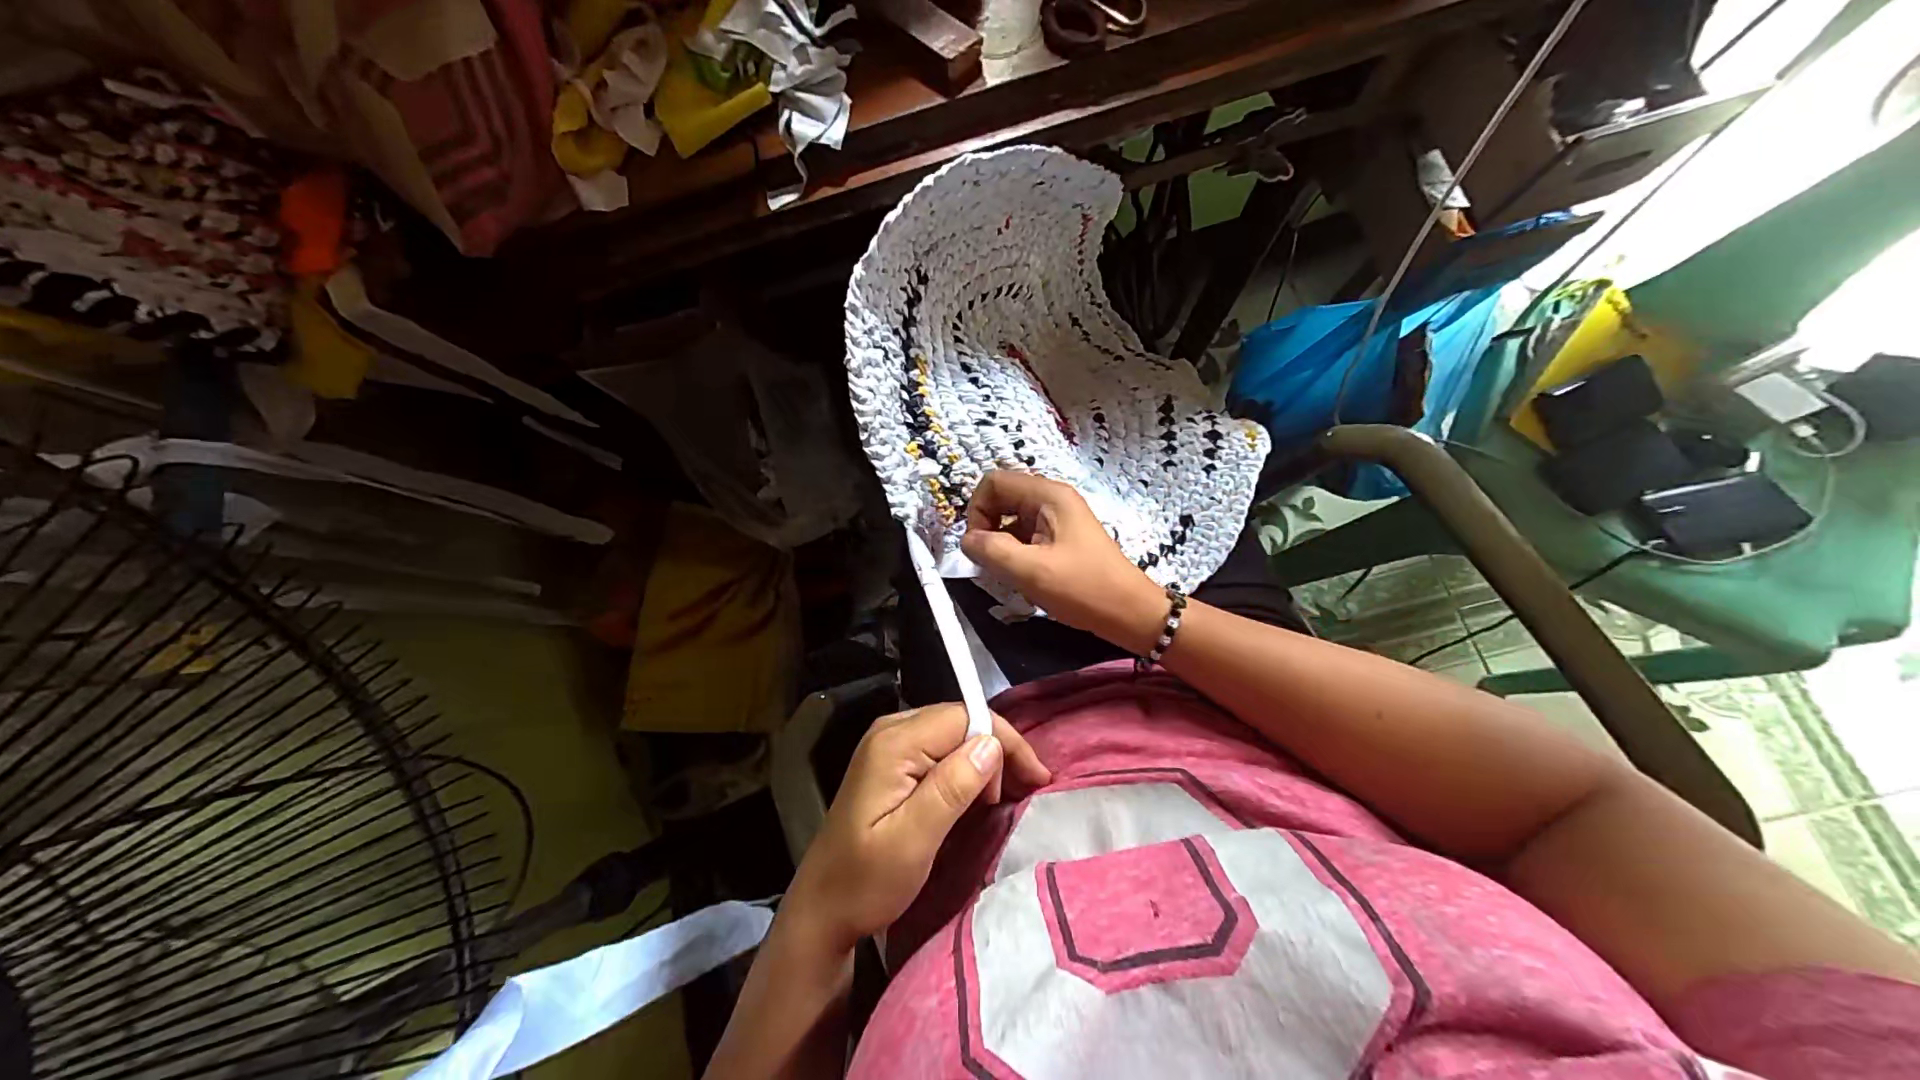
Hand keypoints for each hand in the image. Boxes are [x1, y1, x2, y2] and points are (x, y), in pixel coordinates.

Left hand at [784, 704, 1049, 950]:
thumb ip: (951, 788)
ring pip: (954, 734)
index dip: (1004, 741)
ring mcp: (888, 745)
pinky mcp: (891, 762)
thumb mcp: (912, 841)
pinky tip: (978, 794)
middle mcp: (890, 731)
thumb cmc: (865, 883)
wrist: (822, 909)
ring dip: (984, 761)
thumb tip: (991, 745)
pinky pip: (940, 749)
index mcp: (893, 744)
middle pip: (961, 720)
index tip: (1035, 779)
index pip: (965, 717)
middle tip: (1023, 793)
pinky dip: (965, 768)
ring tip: (1002, 800)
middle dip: (998, 751)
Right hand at [960, 470, 1167, 653]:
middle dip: (988, 528)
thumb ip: (990, 550)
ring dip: (1002, 544)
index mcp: (1048, 495)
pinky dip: (1016, 552)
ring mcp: (1059, 518)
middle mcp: (1053, 498)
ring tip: (1011, 573)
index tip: (979, 545)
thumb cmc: (1083, 588)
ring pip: (1012, 519)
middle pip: (1002, 498)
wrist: (1129, 612)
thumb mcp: (1030, 571)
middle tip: (992, 562)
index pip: (993, 482)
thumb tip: (967, 541)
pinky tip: (1025, 577)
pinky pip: (1026, 535)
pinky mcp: (1062, 537)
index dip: (977, 510)